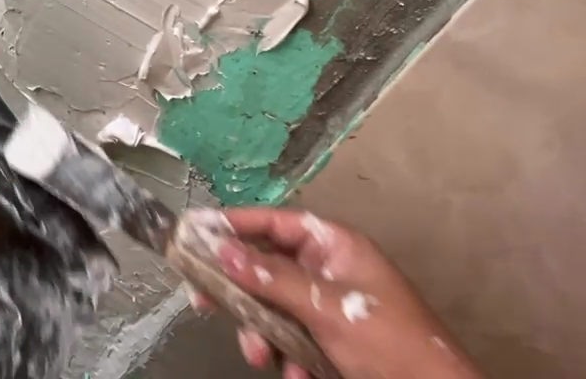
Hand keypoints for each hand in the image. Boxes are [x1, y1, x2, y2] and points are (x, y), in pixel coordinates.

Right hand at [193, 208, 481, 378]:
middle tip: (203, 302)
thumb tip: (221, 250)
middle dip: (240, 292)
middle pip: (265, 268)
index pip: (272, 222)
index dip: (233, 225)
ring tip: (263, 357)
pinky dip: (287, 361)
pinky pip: (290, 342)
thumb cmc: (391, 345)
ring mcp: (328, 310)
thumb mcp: (328, 309)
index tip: (194, 232)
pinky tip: (298, 378)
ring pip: (272, 310)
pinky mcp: (329, 345)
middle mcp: (326, 271)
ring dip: (262, 334)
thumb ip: (272, 279)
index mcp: (333, 246)